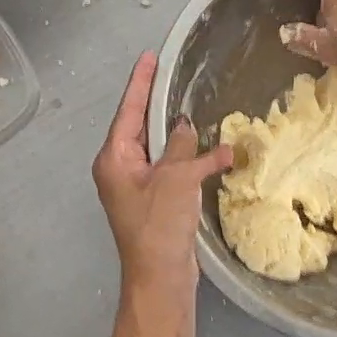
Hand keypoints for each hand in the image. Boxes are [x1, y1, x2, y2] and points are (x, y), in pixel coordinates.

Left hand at [92, 52, 234, 289]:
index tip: (149, 56)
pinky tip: (222, 154)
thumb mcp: (173, 179)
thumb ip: (180, 147)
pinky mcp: (156, 200)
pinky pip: (173, 169)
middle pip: (141, 126)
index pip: (128, 110)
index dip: (140, 82)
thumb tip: (184, 126)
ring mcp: (137, 185)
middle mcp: (121, 168)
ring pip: (160, 148)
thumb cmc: (159, 226)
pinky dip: (193, 162)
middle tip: (173, 73)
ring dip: (181, 135)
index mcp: (114, 158)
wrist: (162, 280)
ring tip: (196, 107)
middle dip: (159, 104)